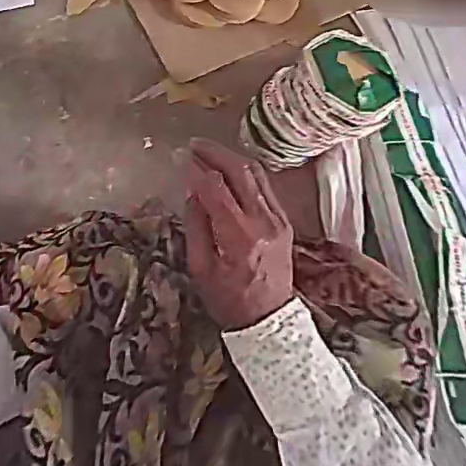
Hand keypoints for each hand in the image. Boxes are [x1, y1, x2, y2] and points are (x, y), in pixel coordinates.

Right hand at [183, 138, 294, 329]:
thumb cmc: (228, 300)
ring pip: (257, 174)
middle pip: (240, 172)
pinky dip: (246, 172)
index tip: (179, 157)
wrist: (269, 321)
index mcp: (239, 237)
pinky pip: (265, 186)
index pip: (216, 189)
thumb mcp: (201, 268)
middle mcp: (263, 221)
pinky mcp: (285, 220)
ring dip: (231, 158)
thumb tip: (192, 190)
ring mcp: (278, 219)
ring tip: (209, 151)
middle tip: (193, 144)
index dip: (196, 169)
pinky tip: (230, 168)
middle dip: (215, 153)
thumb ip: (196, 226)